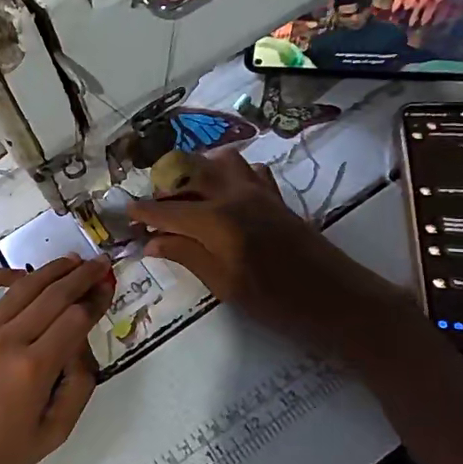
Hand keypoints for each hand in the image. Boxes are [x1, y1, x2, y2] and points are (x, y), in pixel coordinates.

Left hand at [0, 255, 113, 463]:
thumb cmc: (1, 452)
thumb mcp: (55, 433)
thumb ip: (79, 387)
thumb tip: (82, 346)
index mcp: (34, 369)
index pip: (75, 319)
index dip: (96, 300)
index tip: (108, 287)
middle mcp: (9, 341)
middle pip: (54, 295)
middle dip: (82, 276)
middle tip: (99, 263)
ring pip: (23, 287)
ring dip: (51, 270)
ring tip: (71, 261)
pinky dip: (0, 274)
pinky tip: (20, 274)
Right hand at [129, 151, 419, 354]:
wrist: (336, 299)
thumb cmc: (275, 302)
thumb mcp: (223, 285)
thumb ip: (187, 256)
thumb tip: (152, 242)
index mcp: (215, 220)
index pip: (168, 210)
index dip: (144, 212)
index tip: (126, 213)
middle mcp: (233, 195)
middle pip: (189, 170)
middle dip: (166, 183)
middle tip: (156, 206)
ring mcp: (258, 191)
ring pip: (220, 161)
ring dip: (199, 171)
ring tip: (189, 197)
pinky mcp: (276, 197)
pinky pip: (249, 171)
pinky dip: (231, 174)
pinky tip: (227, 195)